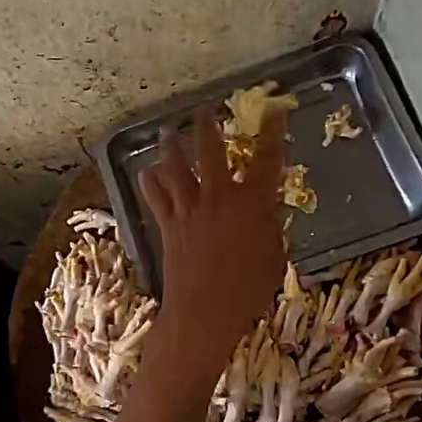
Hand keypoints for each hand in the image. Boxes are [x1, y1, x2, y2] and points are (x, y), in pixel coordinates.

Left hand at [138, 104, 286, 365]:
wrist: (204, 314)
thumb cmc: (248, 293)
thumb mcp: (275, 260)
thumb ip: (272, 231)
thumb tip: (268, 215)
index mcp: (253, 203)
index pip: (267, 159)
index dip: (273, 133)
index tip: (274, 113)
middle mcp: (219, 197)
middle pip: (211, 151)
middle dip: (208, 126)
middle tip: (205, 108)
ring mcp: (190, 210)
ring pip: (177, 167)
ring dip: (172, 147)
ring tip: (167, 132)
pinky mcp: (169, 225)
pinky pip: (156, 197)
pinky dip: (151, 182)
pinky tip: (146, 173)